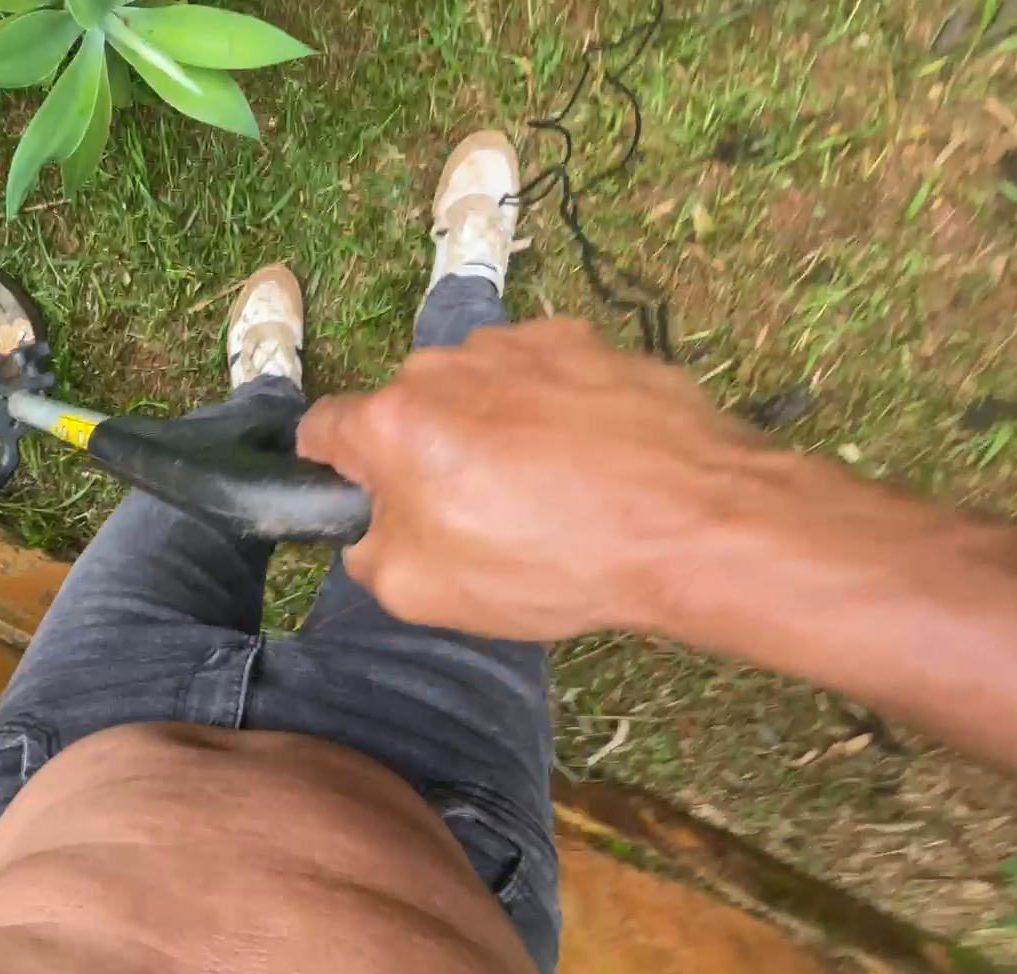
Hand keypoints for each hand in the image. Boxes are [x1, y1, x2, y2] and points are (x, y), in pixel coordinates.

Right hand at [297, 320, 758, 639]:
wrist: (697, 527)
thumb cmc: (541, 561)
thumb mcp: (413, 590)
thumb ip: (363, 549)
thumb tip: (376, 523)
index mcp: (388, 420)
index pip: (319, 427)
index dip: (330, 467)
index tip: (364, 496)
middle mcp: (440, 365)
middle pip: (398, 409)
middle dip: (413, 451)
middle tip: (464, 505)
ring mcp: (515, 342)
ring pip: (464, 388)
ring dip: (475, 424)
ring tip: (535, 479)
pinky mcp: (581, 339)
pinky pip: (530, 373)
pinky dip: (537, 405)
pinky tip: (580, 451)